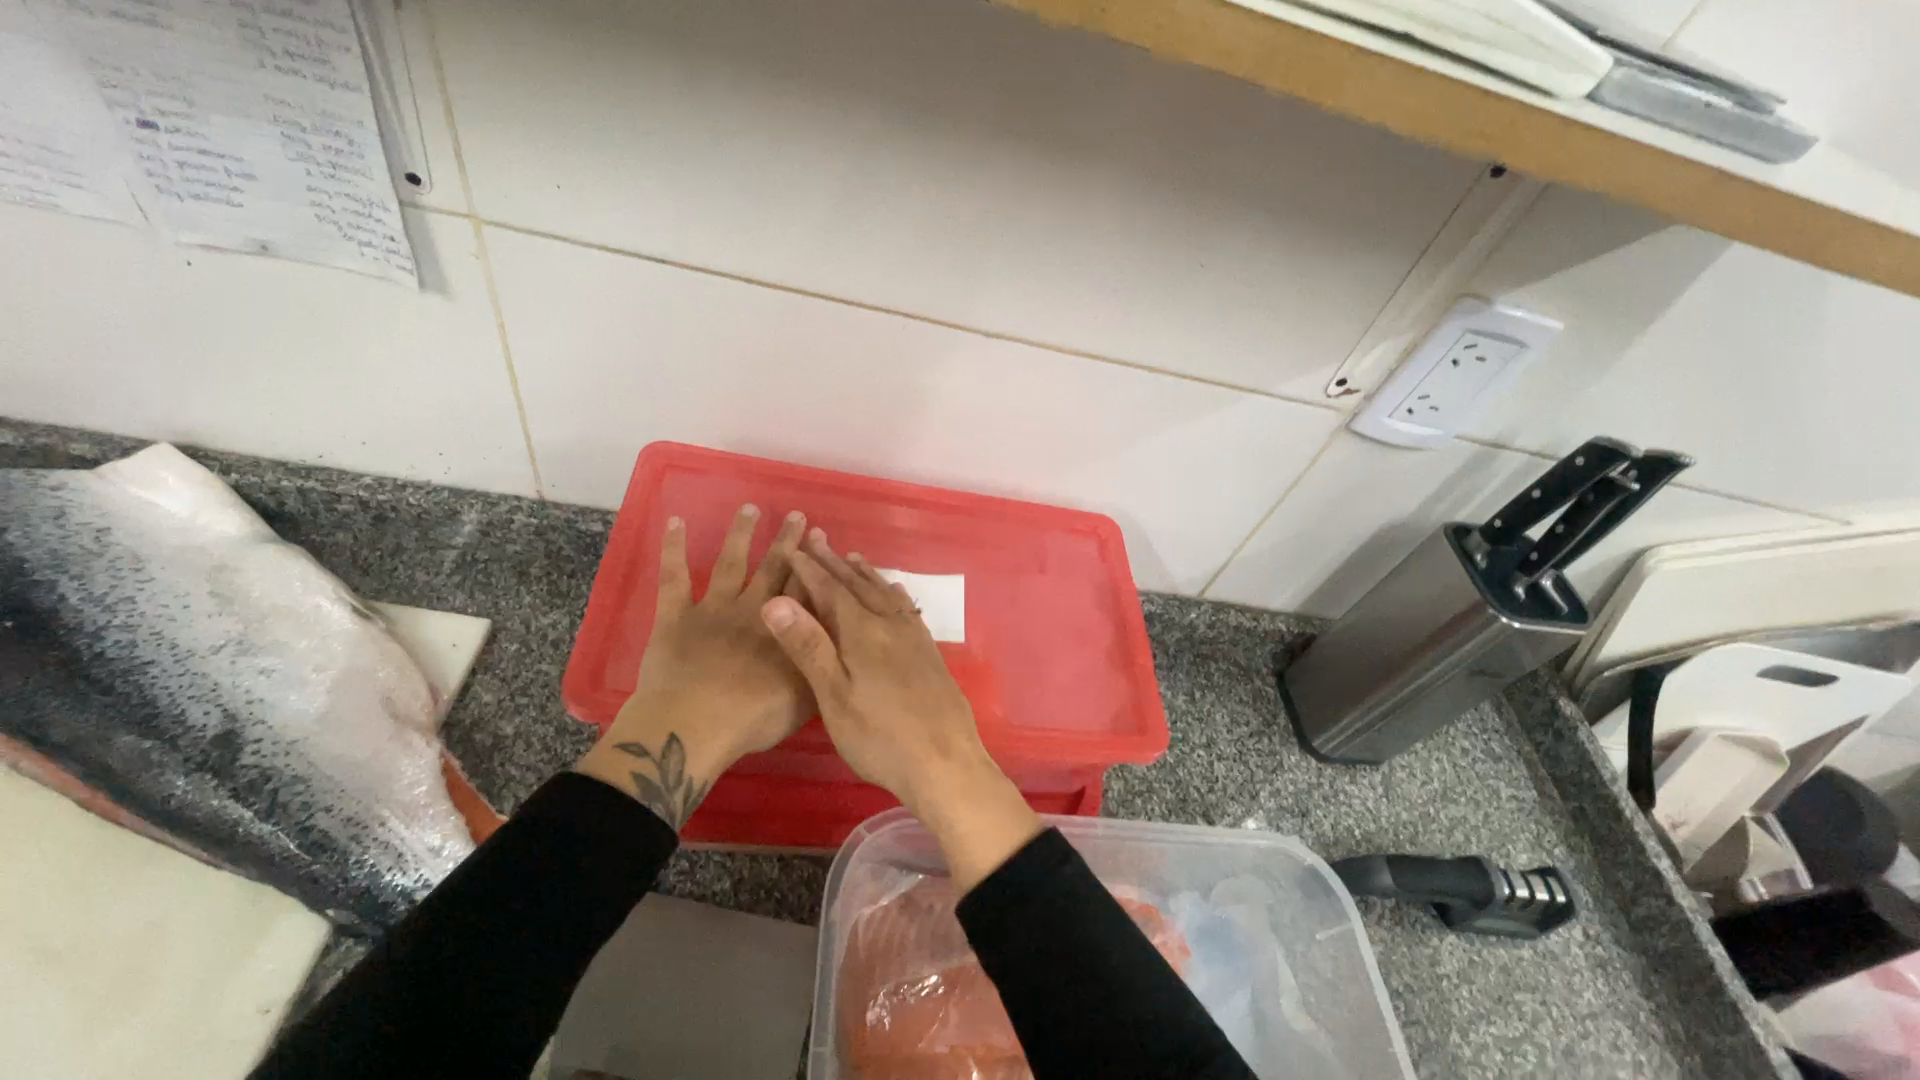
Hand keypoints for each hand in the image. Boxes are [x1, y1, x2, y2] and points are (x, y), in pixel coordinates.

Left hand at [576, 504, 809, 827]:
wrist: (697, 723)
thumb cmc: (755, 717)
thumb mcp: (808, 697)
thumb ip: (821, 665)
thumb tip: (839, 644)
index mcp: (787, 629)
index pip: (806, 589)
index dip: (815, 564)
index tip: (822, 540)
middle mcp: (754, 610)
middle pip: (775, 569)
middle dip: (788, 542)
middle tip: (798, 516)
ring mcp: (714, 609)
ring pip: (730, 563)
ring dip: (740, 535)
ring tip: (750, 508)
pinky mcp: (676, 617)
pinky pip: (674, 578)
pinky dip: (673, 549)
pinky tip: (675, 521)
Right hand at [761, 531, 1041, 890]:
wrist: (945, 763)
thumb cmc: (880, 737)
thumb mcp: (834, 696)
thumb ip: (808, 646)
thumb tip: (775, 600)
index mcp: (862, 633)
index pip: (830, 590)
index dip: (809, 569)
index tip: (792, 547)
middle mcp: (890, 626)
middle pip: (858, 586)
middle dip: (834, 563)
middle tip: (817, 539)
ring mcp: (915, 640)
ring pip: (885, 594)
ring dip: (865, 575)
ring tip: (852, 558)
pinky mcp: (930, 655)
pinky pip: (908, 610)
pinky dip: (895, 594)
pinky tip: (897, 594)